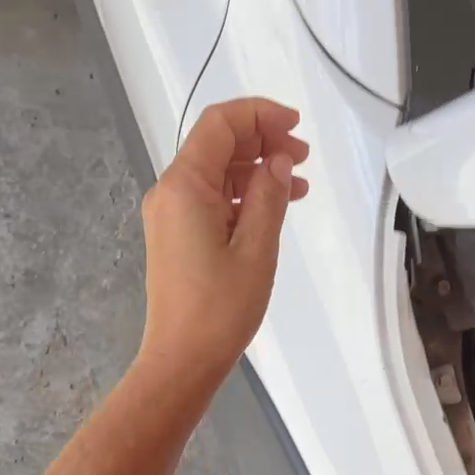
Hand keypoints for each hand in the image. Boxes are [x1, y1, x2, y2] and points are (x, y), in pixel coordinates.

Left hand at [138, 98, 310, 375]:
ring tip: (298, 185)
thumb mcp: (256, 250)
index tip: (297, 126)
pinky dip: (241, 198)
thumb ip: (268, 197)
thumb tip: (278, 161)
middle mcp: (170, 192)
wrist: (182, 359)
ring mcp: (170, 216)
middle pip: (216, 146)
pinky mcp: (176, 238)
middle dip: (261, 142)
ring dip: (255, 172)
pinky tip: (272, 209)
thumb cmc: (220, 309)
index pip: (220, 125)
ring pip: (216, 175)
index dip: (260, 115)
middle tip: (304, 159)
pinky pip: (210, 201)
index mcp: (185, 186)